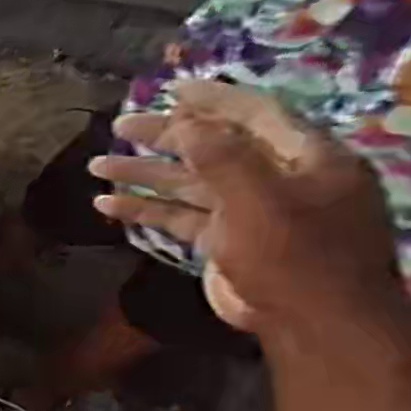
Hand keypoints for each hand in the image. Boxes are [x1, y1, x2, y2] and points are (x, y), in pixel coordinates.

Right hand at [88, 81, 409, 337]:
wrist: (313, 323)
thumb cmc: (296, 256)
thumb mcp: (260, 201)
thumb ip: (223, 158)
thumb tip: (187, 121)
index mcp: (303, 159)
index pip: (253, 115)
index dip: (212, 99)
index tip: (171, 88)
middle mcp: (276, 178)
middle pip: (211, 147)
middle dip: (164, 136)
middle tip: (120, 127)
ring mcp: (248, 211)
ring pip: (187, 182)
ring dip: (143, 174)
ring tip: (98, 165)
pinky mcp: (224, 240)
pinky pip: (178, 216)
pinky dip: (143, 209)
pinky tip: (107, 205)